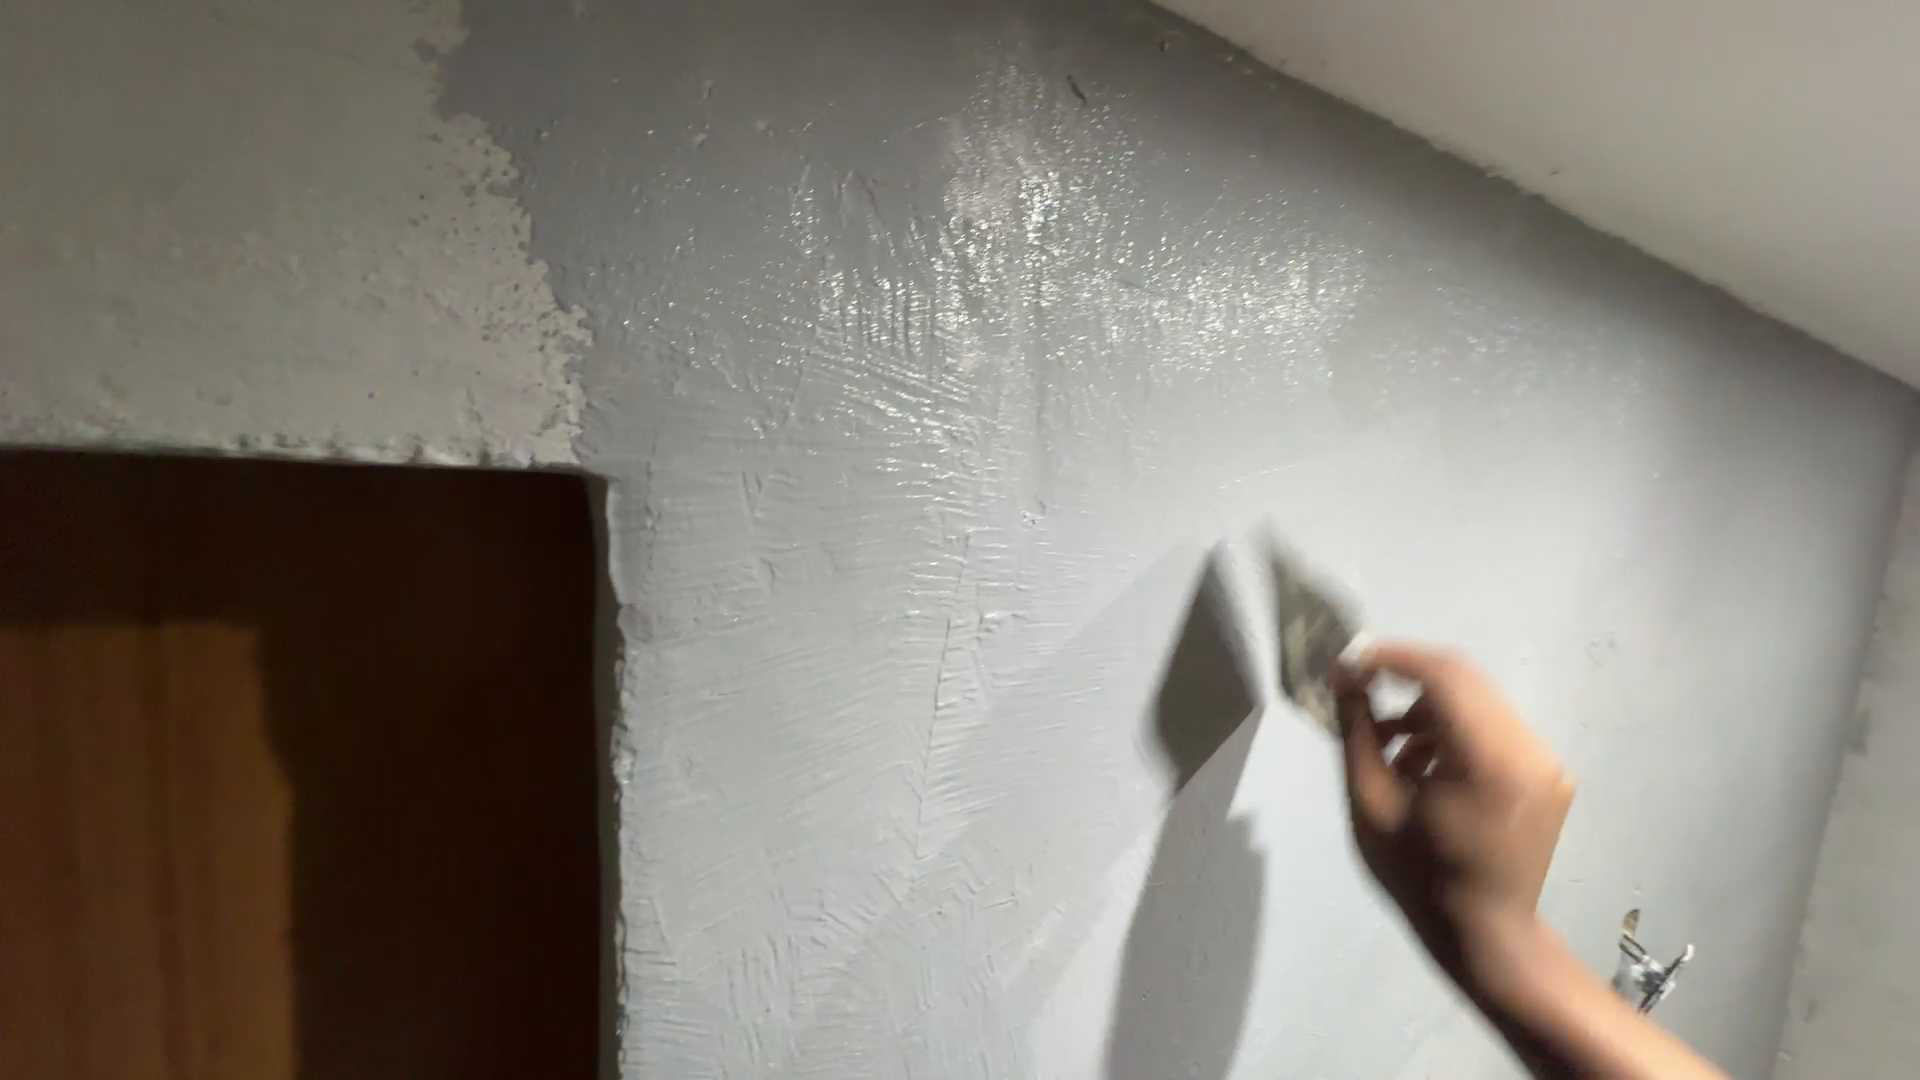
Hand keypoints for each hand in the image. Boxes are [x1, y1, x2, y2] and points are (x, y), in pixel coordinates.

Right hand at [1332, 641, 1575, 987]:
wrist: (1484, 935)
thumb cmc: (1415, 872)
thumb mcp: (1368, 798)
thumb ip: (1357, 728)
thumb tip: (1342, 672)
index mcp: (1490, 762)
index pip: (1443, 676)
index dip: (1391, 657)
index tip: (1348, 661)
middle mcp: (1530, 752)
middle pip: (1463, 679)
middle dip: (1404, 674)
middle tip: (1356, 686)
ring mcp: (1544, 763)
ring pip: (1475, 699)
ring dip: (1423, 704)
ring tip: (1384, 738)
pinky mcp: (1545, 774)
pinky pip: (1489, 725)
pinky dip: (1447, 727)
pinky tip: (1417, 760)